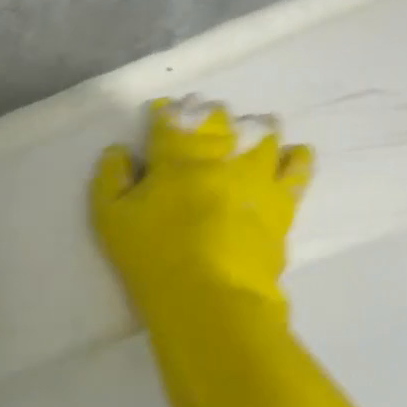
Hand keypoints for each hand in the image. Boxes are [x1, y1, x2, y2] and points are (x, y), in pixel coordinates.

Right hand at [90, 95, 312, 306]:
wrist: (211, 297)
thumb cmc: (153, 255)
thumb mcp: (109, 218)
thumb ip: (110, 178)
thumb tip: (120, 151)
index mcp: (175, 156)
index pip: (171, 121)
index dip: (168, 111)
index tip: (166, 108)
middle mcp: (220, 157)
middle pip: (219, 122)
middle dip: (211, 114)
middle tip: (208, 112)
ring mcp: (257, 178)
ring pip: (262, 137)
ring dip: (255, 127)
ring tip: (255, 124)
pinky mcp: (282, 204)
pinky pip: (297, 171)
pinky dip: (297, 157)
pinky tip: (297, 151)